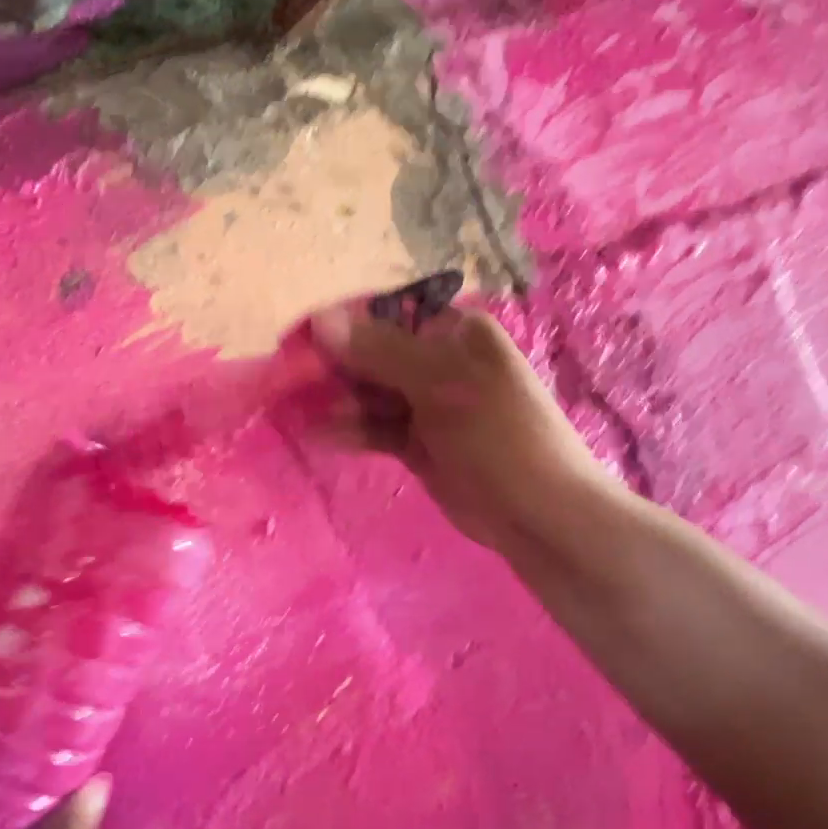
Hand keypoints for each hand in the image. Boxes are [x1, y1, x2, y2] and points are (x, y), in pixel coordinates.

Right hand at [308, 302, 613, 553]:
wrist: (540, 514)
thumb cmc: (499, 434)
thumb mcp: (441, 384)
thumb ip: (378, 351)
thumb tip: (321, 320)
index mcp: (454, 332)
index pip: (385, 314)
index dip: (340, 323)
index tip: (298, 339)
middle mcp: (438, 360)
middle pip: (371, 353)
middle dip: (331, 364)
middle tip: (286, 378)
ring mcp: (426, 403)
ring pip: (368, 391)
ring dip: (334, 398)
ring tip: (292, 407)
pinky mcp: (416, 441)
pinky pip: (373, 427)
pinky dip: (348, 429)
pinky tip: (315, 434)